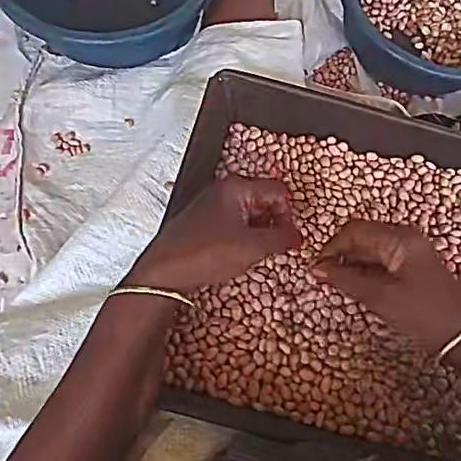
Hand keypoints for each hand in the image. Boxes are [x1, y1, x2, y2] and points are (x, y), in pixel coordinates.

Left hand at [127, 177, 301, 292]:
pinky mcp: (204, 223)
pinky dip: (242, 238)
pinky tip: (236, 256)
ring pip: (249, 215)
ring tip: (253, 254)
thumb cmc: (202, 254)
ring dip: (258, 233)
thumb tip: (296, 236)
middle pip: (264, 201)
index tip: (288, 237)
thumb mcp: (253, 247)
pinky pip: (234, 224)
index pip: (278, 192)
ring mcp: (212, 206)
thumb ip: (281, 238)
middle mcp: (223, 191)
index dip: (288, 215)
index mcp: (236, 188)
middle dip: (273, 225)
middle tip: (273, 247)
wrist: (164, 273)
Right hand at [311, 220, 460, 350]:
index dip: (331, 247)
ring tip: (337, 285)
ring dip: (351, 263)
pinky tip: (356, 286)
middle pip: (362, 236)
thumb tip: (317, 269)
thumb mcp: (380, 297)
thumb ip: (346, 279)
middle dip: (340, 254)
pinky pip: (381, 259)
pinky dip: (365, 270)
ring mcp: (410, 250)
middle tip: (323, 278)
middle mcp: (405, 237)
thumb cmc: (423, 314)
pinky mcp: (413, 264)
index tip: (316, 269)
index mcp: (399, 238)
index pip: (354, 230)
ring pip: (370, 248)